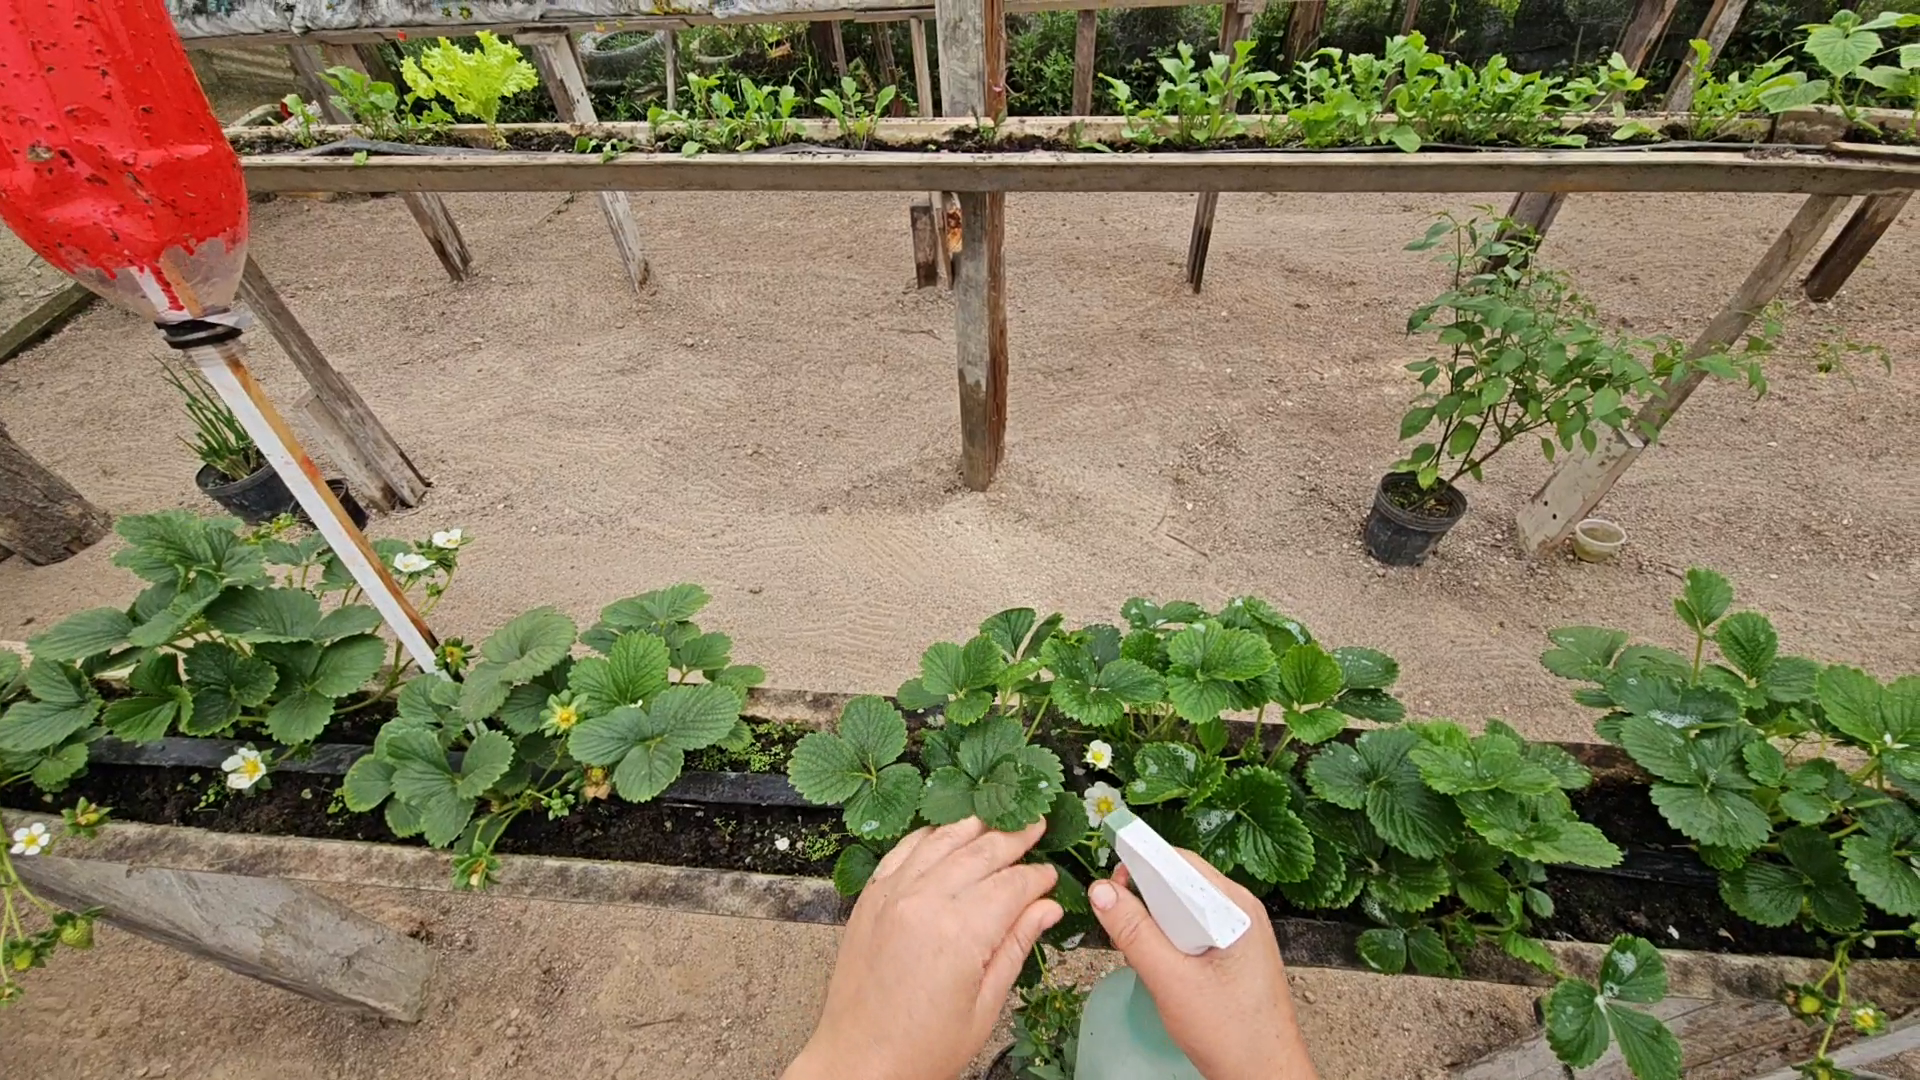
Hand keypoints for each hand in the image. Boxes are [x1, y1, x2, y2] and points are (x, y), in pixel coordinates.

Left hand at [784, 818, 1063, 1079]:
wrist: (858, 1063)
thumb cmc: (924, 1048)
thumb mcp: (984, 1008)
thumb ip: (1015, 947)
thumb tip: (1048, 907)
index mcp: (960, 933)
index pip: (1011, 885)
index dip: (1036, 876)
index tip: (1051, 875)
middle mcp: (925, 900)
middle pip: (981, 852)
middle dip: (1013, 837)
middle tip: (1035, 825)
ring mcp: (895, 892)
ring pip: (943, 840)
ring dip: (974, 826)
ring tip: (997, 819)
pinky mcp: (872, 894)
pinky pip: (905, 848)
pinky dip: (930, 834)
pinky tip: (946, 831)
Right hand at [1089, 852, 1317, 1079]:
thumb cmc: (1233, 1038)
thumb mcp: (1172, 982)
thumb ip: (1134, 932)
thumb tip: (1101, 890)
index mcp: (1234, 907)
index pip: (1177, 863)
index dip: (1139, 864)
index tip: (1108, 882)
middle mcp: (1238, 909)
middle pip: (1177, 879)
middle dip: (1142, 896)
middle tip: (1118, 922)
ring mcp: (1236, 929)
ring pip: (1179, 903)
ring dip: (1152, 919)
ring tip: (1140, 950)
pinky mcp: (1229, 948)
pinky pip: (1189, 923)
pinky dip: (1166, 935)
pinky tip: (1159, 962)